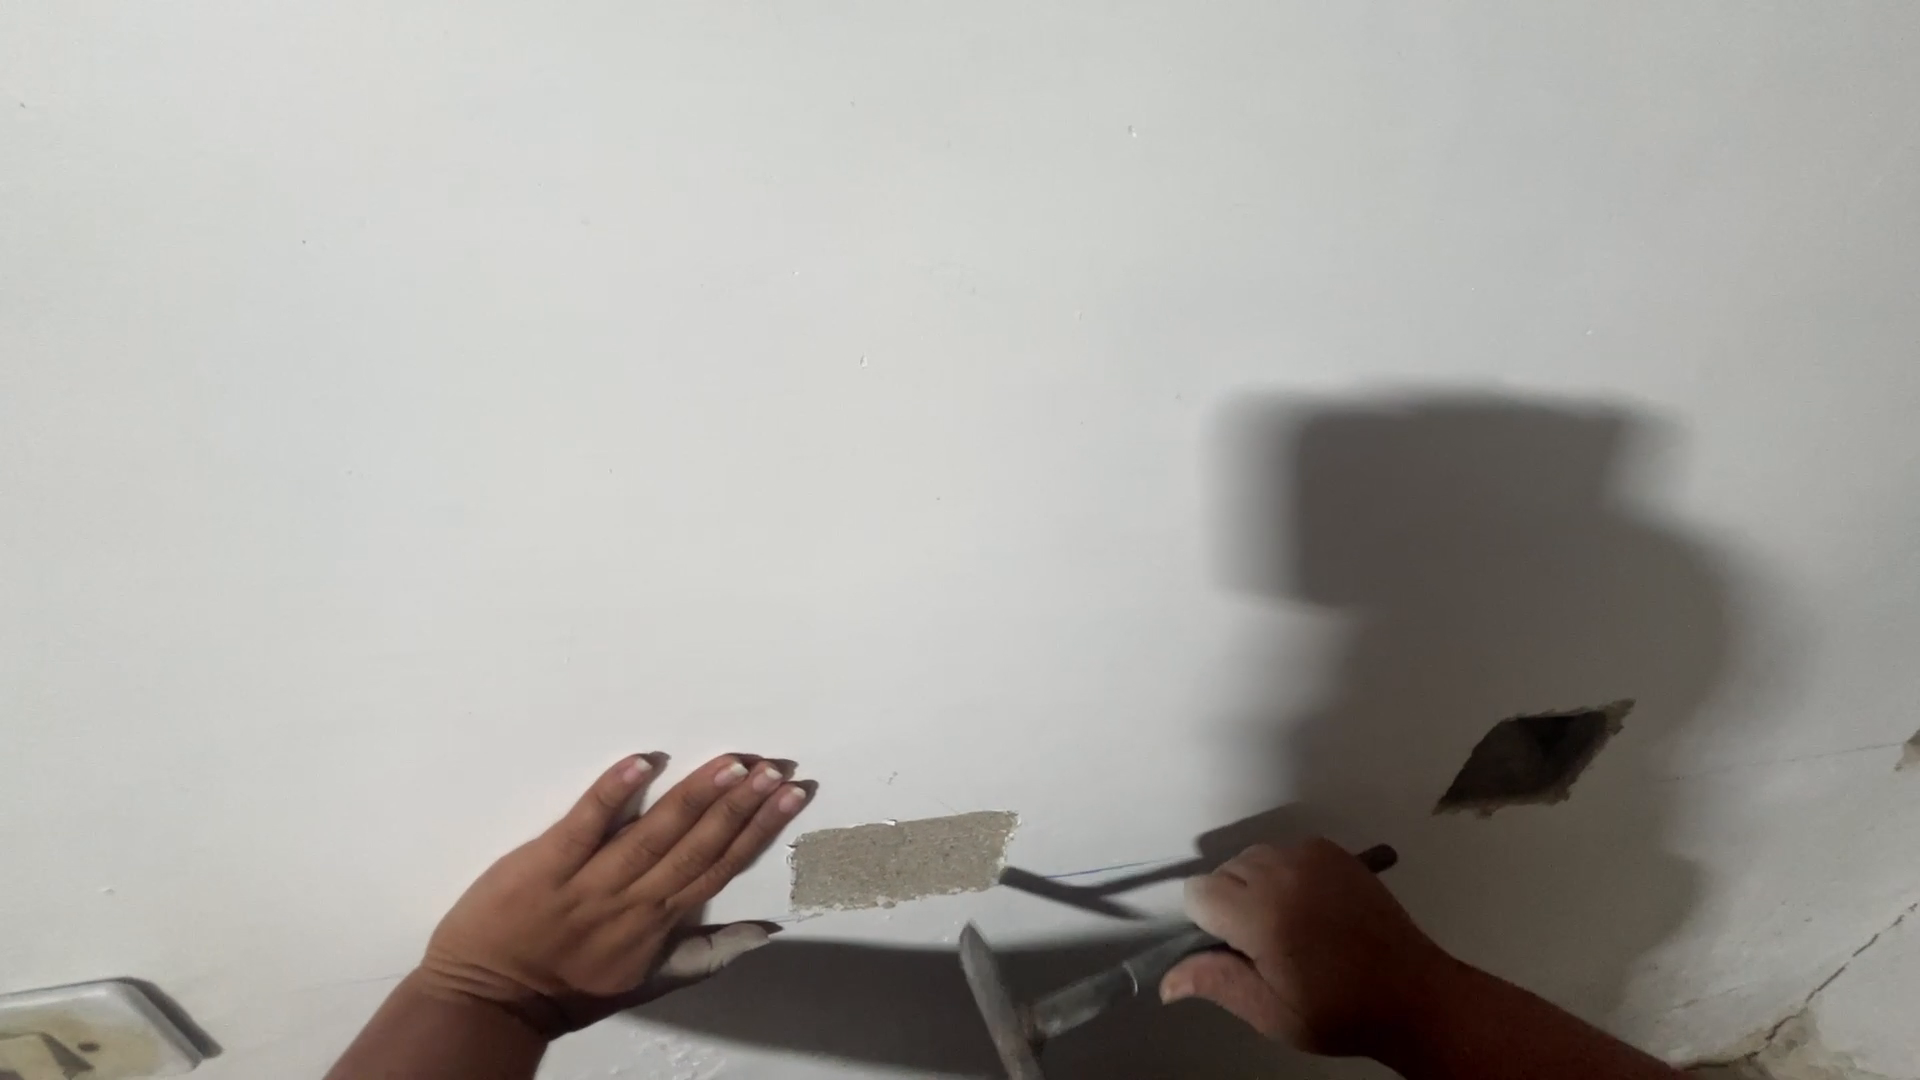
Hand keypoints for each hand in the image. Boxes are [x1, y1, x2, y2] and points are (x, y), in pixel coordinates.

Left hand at [416, 753, 811, 1036]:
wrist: (482, 1005)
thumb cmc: (570, 990)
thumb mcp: (646, 984)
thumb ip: (704, 954)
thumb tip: (765, 930)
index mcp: (659, 923)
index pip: (721, 866)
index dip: (761, 828)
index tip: (792, 794)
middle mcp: (634, 900)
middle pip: (698, 845)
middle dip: (741, 805)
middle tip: (774, 769)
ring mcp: (589, 881)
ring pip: (654, 833)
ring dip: (696, 797)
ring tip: (732, 764)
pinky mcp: (545, 863)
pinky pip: (585, 824)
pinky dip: (614, 794)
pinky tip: (644, 762)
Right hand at [1160, 838, 1458, 1056]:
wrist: (1415, 995)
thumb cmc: (1339, 1011)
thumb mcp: (1272, 1012)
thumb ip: (1216, 983)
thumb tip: (1165, 982)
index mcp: (1259, 913)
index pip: (1197, 893)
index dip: (1209, 923)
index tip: (1239, 950)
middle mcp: (1277, 872)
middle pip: (1222, 872)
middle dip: (1231, 903)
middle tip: (1268, 944)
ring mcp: (1305, 854)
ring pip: (1250, 858)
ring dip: (1256, 884)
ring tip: (1291, 922)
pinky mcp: (1328, 849)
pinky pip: (1282, 850)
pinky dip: (1285, 872)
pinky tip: (1310, 903)